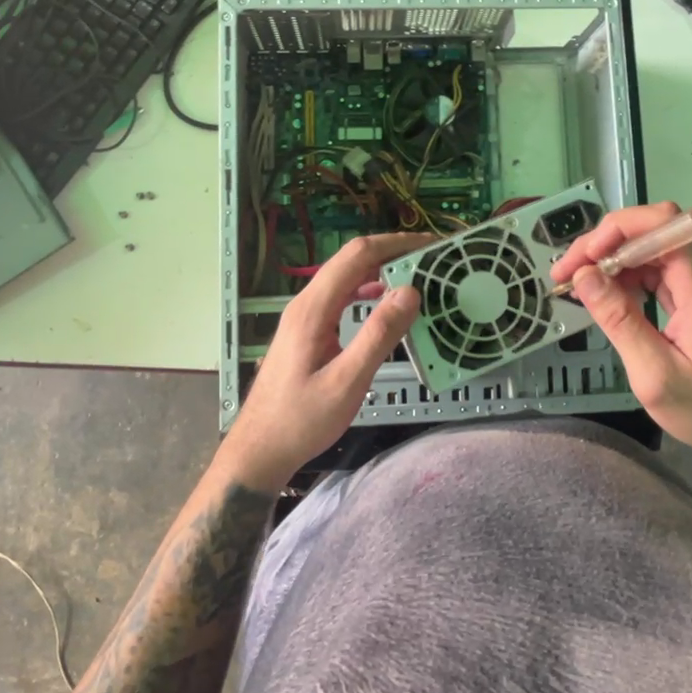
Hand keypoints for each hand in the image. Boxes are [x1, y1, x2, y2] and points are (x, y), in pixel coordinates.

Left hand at [218, 232, 433, 493]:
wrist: (259, 449)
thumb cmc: (302, 420)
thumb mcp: (347, 382)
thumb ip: (379, 336)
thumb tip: (410, 292)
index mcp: (314, 308)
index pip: (357, 255)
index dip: (395, 243)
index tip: (431, 244)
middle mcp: (307, 303)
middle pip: (351, 259)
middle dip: (392, 251)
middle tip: (432, 258)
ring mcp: (304, 315)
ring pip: (345, 276)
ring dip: (380, 269)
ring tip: (416, 274)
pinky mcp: (307, 330)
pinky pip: (340, 296)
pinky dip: (366, 289)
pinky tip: (384, 300)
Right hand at [550, 202, 691, 463]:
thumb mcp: (655, 374)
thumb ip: (619, 320)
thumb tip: (584, 276)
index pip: (660, 223)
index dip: (616, 230)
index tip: (584, 260)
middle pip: (651, 231)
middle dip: (604, 245)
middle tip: (566, 275)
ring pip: (651, 249)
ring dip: (611, 261)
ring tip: (577, 286)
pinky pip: (659, 271)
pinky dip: (627, 277)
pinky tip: (605, 298)